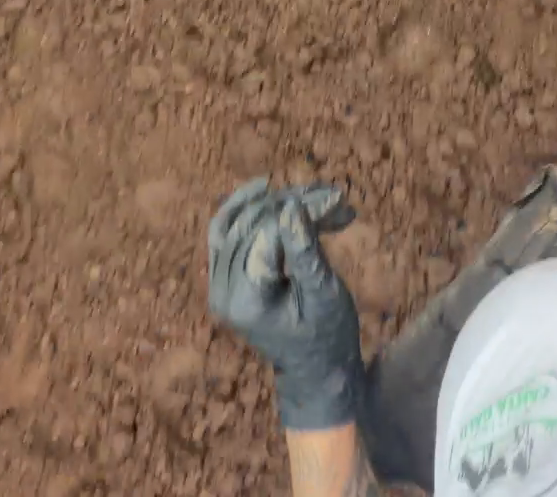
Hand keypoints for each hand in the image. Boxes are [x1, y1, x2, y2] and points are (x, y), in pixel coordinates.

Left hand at [207, 178, 362, 429]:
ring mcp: (219, 284)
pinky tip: (265, 189)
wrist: (316, 368)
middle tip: (332, 196)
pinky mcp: (224, 277)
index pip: (269, 232)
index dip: (303, 209)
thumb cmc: (327, 334)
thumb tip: (292, 207)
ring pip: (237, 221)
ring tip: (313, 193)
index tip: (337, 198)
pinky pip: (224, 232)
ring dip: (275, 202)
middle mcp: (222, 291)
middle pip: (251, 223)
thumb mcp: (324, 294)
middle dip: (293, 202)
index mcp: (246, 300)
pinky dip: (245, 208)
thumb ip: (305, 252)